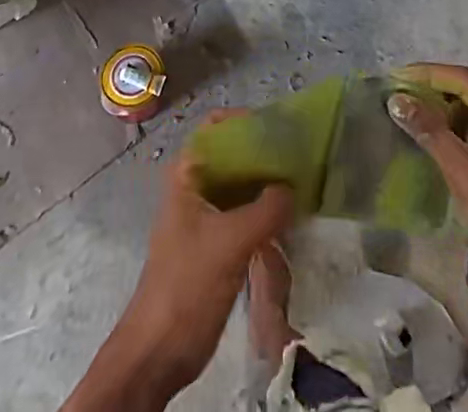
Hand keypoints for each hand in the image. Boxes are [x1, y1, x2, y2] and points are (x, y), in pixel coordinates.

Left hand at [62, 112, 293, 411]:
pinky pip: (246, 214)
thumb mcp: (229, 242)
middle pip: (231, 155)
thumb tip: (292, 187)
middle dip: (263, 153)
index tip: (280, 127)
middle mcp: (195, 187)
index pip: (214, 128)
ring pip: (241, 186)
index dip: (244, 122)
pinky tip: (294, 216)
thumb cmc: (187, 283)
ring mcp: (206, 216)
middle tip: (302, 156)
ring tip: (305, 182)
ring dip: (268, 184)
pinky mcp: (218, 243)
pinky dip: (267, 211)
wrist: (161, 345)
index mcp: (186, 174)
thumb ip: (265, 210)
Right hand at [386, 64, 467, 287]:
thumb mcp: (464, 174)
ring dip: (434, 108)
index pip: (461, 79)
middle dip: (428, 87)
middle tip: (391, 91)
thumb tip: (396, 98)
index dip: (425, 73)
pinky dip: (445, 128)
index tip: (390, 77)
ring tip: (400, 108)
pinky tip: (421, 133)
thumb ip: (430, 132)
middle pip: (464, 90)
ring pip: (465, 111)